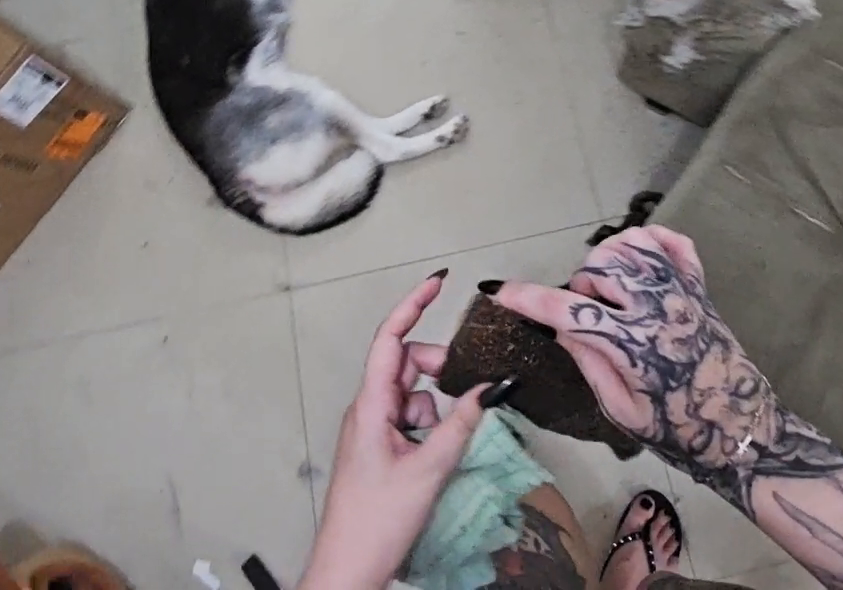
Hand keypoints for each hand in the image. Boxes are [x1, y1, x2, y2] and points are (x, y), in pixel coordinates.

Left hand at [300, 273, 503, 589]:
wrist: (348, 573)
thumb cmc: (378, 520)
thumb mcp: (428, 469)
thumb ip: (462, 424)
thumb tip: (494, 386)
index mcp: (371, 402)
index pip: (390, 338)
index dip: (413, 305)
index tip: (438, 281)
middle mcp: (370, 406)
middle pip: (407, 364)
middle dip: (439, 369)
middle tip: (467, 392)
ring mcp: (374, 427)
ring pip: (414, 393)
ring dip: (437, 406)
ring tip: (445, 443)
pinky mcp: (381, 447)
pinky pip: (412, 418)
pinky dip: (431, 426)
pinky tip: (437, 456)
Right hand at [491, 226, 842, 508]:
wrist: (741, 429)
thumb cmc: (678, 430)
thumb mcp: (623, 411)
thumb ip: (590, 363)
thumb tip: (561, 327)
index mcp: (633, 345)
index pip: (569, 312)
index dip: (530, 300)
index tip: (503, 293)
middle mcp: (656, 307)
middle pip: (600, 268)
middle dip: (580, 286)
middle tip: (587, 313)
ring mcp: (681, 290)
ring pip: (631, 244)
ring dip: (607, 259)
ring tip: (610, 289)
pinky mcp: (699, 285)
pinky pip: (672, 242)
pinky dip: (649, 239)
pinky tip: (637, 258)